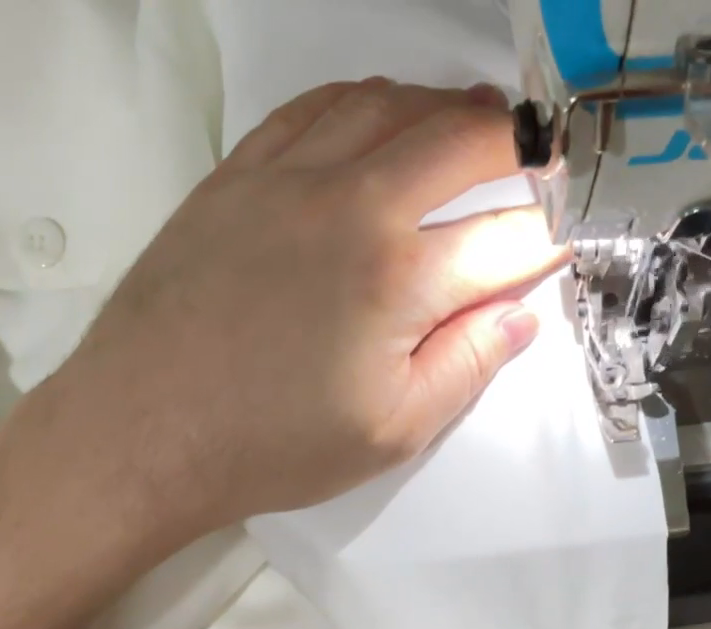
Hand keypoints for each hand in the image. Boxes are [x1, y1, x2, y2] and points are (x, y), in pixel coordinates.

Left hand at [7, 79, 564, 555]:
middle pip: (459, 138)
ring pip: (388, 104)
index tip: (567, 240)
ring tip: (478, 120)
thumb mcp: (395, 429)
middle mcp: (352, 202)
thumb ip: (469, 361)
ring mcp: (288, 176)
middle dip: (520, 142)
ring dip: (447, 107)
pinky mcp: (238, 173)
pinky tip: (382, 116)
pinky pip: (314, 107)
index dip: (550, 236)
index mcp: (400, 276)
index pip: (506, 238)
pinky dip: (366, 101)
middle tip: (544, 156)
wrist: (143, 431)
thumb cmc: (275, 446)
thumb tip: (522, 310)